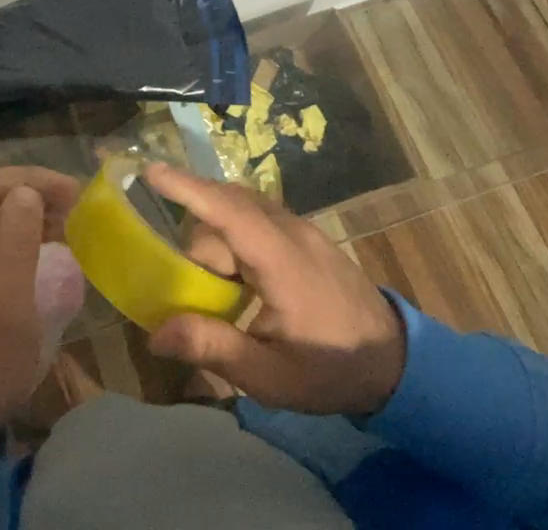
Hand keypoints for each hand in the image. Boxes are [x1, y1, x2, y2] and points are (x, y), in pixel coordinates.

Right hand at [143, 163, 405, 416]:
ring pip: (239, 210)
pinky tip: (236, 278)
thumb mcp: (270, 376)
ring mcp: (302, 228)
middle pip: (225, 211)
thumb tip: (156, 333)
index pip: (229, 211)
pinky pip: (255, 217)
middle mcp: (292, 231)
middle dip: (199, 248)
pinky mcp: (304, 234)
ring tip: (219, 291)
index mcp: (283, 261)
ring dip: (216, 241)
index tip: (150, 171)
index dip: (188, 189)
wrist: (396, 363)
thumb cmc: (331, 370)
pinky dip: (232, 235)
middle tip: (198, 299)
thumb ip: (213, 348)